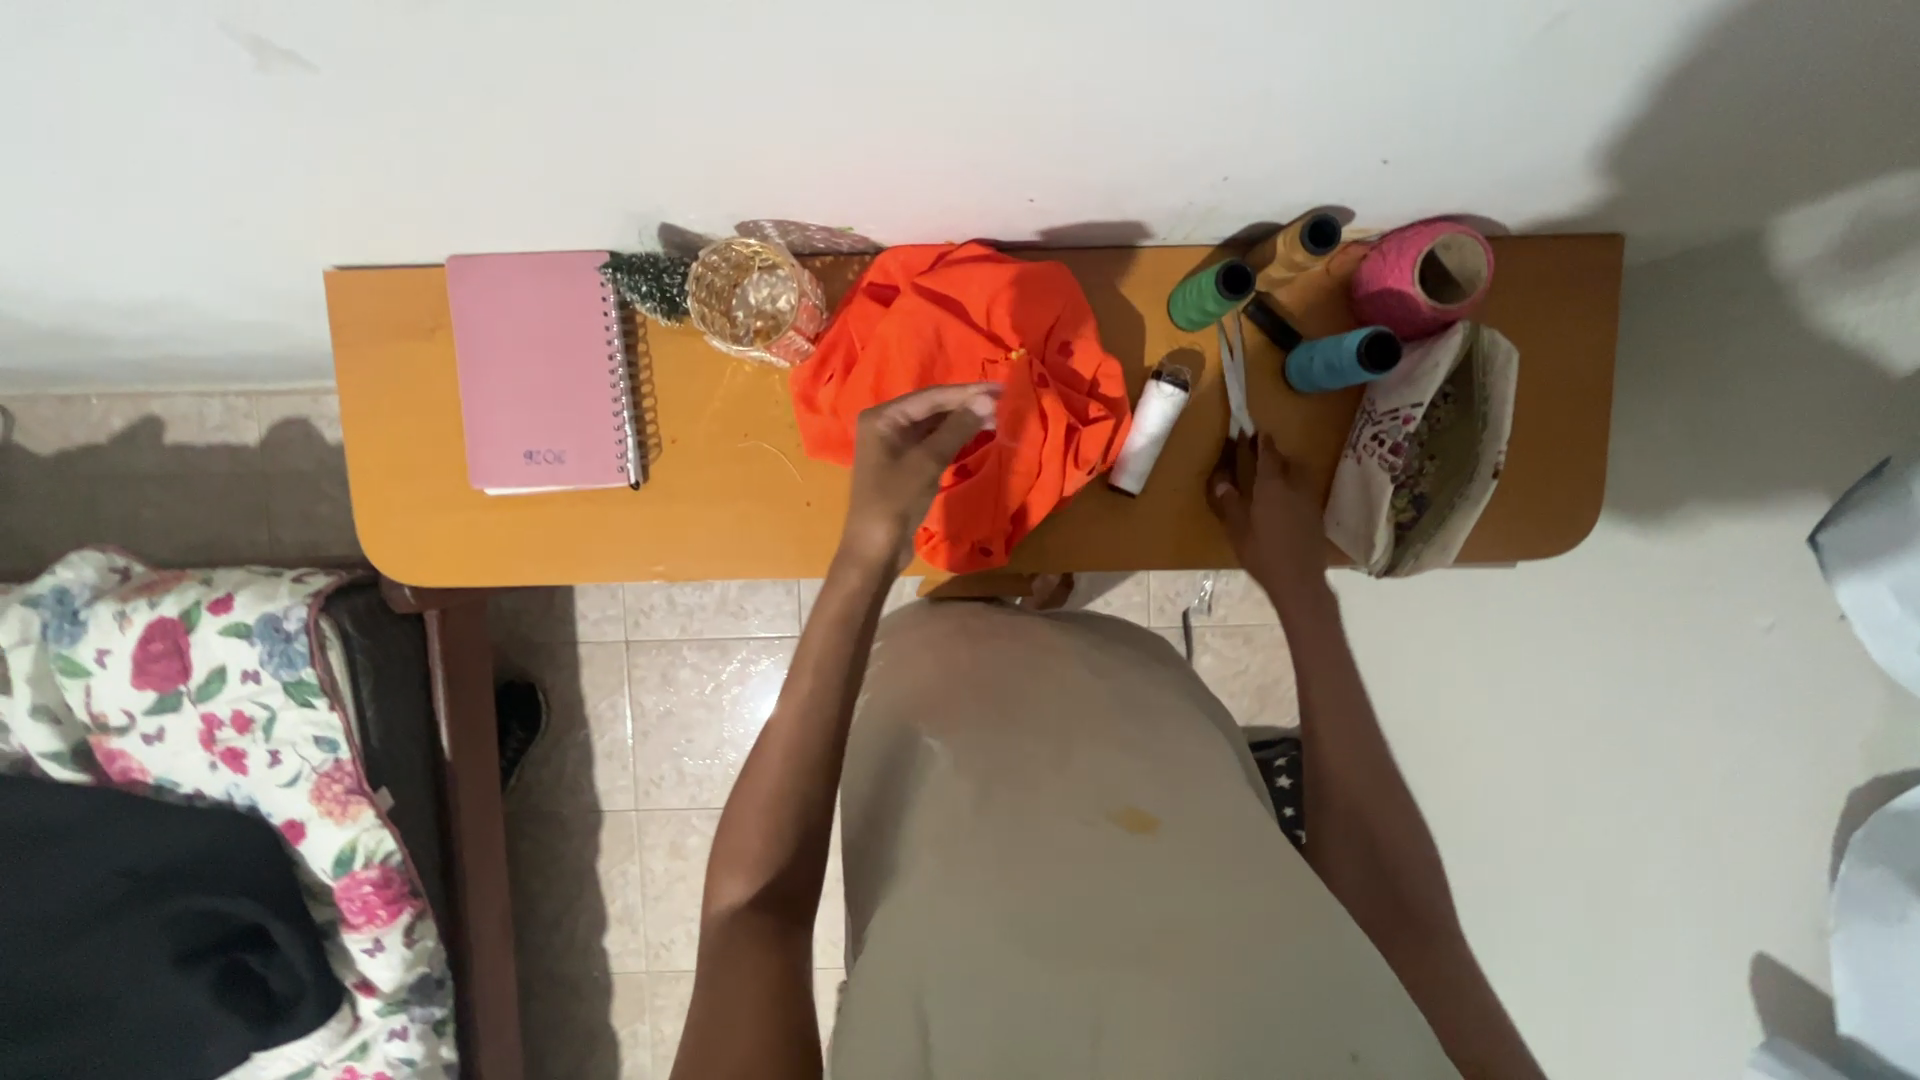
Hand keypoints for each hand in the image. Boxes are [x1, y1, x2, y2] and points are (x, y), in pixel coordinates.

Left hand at [841, 382, 1000, 572]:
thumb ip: (957, 428)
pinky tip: (978, 434)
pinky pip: (933, 443)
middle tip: (1003, 402)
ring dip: (963, 421)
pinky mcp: (905, 464)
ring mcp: (895, 445)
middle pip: (932, 408)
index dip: (966, 393)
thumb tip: (987, 400)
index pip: (931, 396)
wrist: (876, 548)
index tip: (1000, 389)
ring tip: (997, 416)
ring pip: (935, 425)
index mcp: (882, 417)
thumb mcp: (927, 461)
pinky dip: (955, 439)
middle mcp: (886, 424)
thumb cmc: (895, 500)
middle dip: (966, 405)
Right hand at [1207, 433, 1329, 601]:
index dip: (1262, 443)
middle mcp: (1294, 488)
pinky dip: (1293, 487)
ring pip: (1299, 476)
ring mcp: (1309, 502)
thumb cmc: (1263, 555)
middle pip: (1287, 462)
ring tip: (1274, 474)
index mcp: (1272, 488)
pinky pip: (1303, 492)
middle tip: (1261, 451)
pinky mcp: (1315, 517)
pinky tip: (1285, 500)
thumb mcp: (1238, 531)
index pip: (1268, 457)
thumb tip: (1222, 482)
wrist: (1299, 581)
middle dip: (1274, 454)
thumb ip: (1230, 504)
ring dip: (1287, 469)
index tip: (1256, 431)